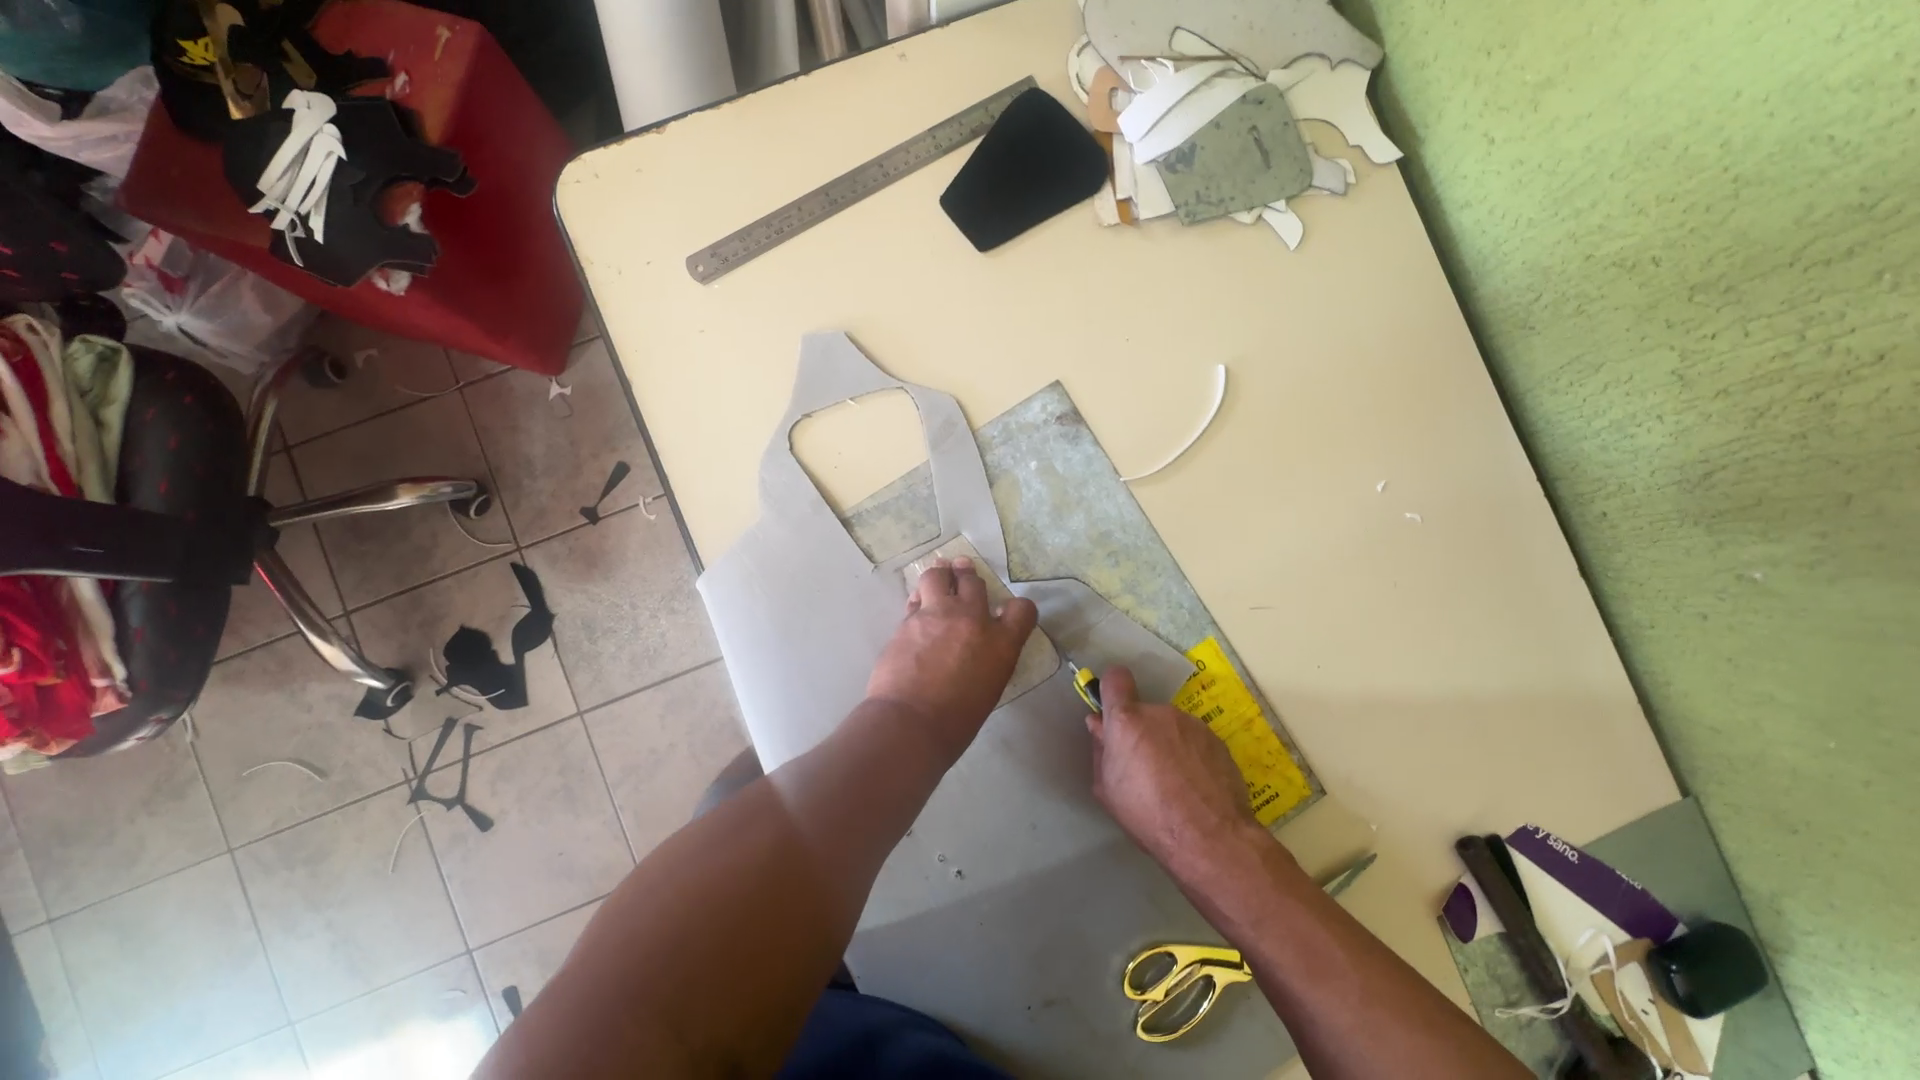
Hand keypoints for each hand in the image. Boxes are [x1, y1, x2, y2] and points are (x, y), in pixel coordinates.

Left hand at [865, 557, 1037, 760]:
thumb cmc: (956, 720)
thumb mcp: (989, 687)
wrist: (911, 722)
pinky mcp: (909, 620)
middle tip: (962, 571)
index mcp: (1002, 643)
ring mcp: (937, 614)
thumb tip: (977, 648)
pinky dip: (919, 599)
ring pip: (939, 576)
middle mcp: (973, 619)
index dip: (1016, 608)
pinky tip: (918, 603)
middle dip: (968, 576)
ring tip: (940, 573)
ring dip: (941, 574)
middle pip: (974, 582)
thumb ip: (989, 658)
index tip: (1006, 611)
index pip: (1022, 609)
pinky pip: (916, 599)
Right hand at [1086, 666, 1262, 877]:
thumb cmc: (1148, 815)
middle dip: (1142, 733)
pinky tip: (1196, 786)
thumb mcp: (1107, 790)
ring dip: (1168, 745)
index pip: (1115, 679)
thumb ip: (1101, 750)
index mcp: (1127, 721)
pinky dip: (1192, 756)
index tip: (1112, 711)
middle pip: (1144, 713)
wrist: (1210, 836)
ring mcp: (1192, 724)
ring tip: (1175, 783)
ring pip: (1171, 728)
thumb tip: (1099, 726)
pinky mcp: (1217, 739)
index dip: (1112, 691)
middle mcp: (1160, 713)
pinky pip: (1194, 741)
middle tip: (1145, 769)